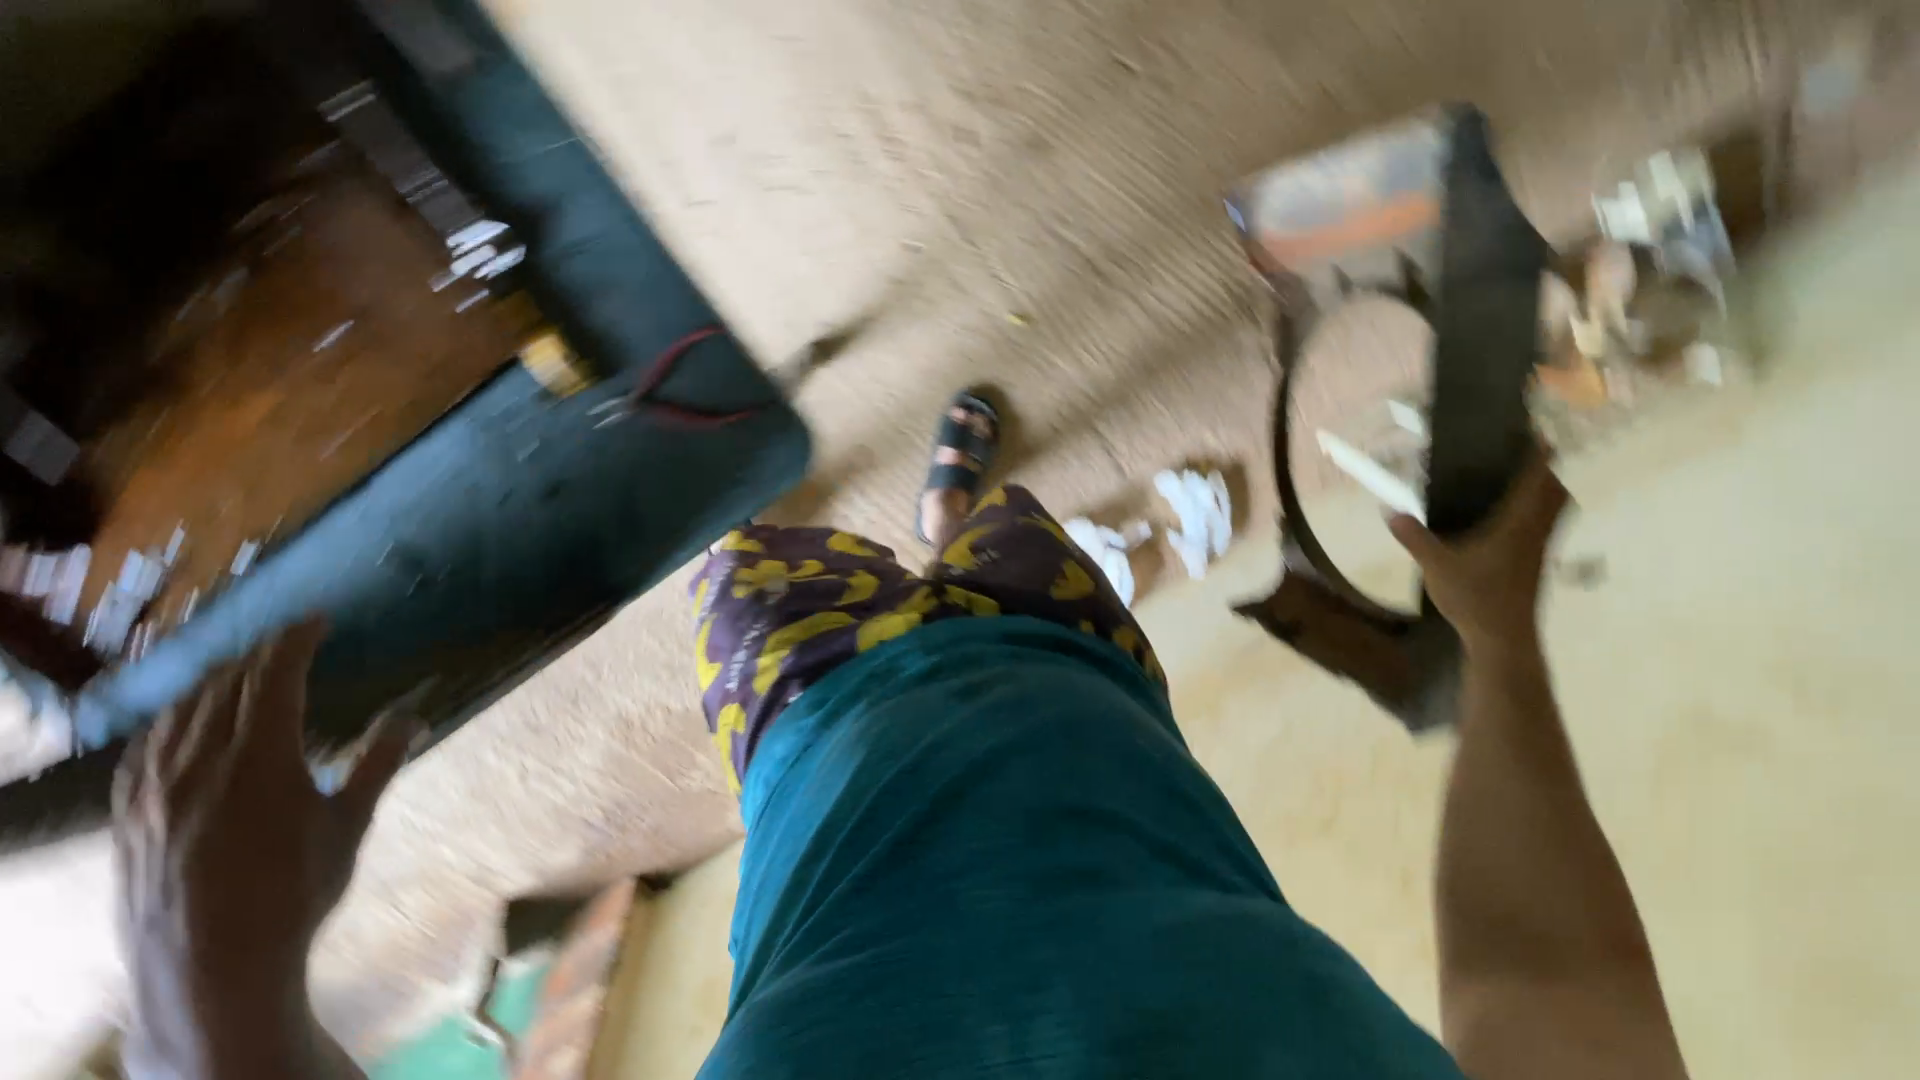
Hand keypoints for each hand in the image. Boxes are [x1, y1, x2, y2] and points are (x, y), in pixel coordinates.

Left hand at [113, 621, 415, 1068]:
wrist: (212, 963)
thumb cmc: (296, 889)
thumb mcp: (350, 824)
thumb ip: (377, 763)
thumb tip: (412, 716)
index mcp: (259, 758)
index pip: (274, 678)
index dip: (295, 641)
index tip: (317, 619)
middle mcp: (198, 763)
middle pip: (223, 687)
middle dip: (258, 655)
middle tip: (287, 640)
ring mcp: (154, 791)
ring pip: (177, 713)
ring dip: (211, 682)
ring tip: (237, 671)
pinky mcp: (129, 818)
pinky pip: (143, 750)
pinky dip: (169, 721)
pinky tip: (177, 724)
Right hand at [1388, 446, 1570, 654]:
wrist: (1503, 639)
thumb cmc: (1476, 597)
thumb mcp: (1436, 566)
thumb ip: (1414, 538)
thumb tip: (1391, 511)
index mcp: (1517, 523)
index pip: (1535, 477)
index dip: (1536, 451)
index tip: (1528, 429)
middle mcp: (1536, 530)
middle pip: (1554, 490)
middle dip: (1543, 468)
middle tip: (1518, 453)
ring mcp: (1539, 549)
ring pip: (1554, 509)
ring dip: (1544, 489)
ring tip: (1515, 480)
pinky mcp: (1535, 564)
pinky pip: (1543, 525)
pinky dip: (1535, 511)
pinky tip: (1507, 518)